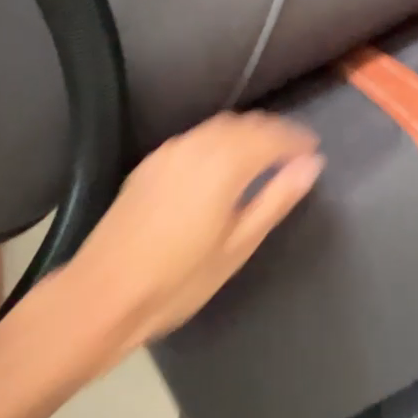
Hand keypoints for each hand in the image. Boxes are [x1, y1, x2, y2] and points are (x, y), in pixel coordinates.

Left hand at [62, 111, 323, 350]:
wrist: (103, 294)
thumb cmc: (179, 279)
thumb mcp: (238, 246)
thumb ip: (276, 199)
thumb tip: (310, 165)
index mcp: (224, 162)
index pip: (271, 135)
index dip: (296, 139)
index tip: (314, 150)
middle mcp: (197, 144)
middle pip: (245, 124)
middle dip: (273, 133)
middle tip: (294, 153)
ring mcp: (169, 151)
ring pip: (218, 127)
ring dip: (246, 134)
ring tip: (264, 158)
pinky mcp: (150, 163)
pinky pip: (196, 138)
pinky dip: (219, 142)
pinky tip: (222, 166)